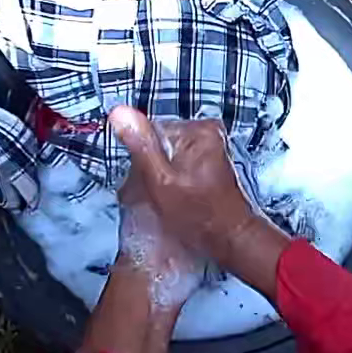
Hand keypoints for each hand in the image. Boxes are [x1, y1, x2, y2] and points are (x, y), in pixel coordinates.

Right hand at [108, 106, 289, 296]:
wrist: (231, 239)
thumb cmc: (201, 216)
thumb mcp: (162, 182)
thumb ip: (141, 146)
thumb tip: (120, 113)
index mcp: (198, 130)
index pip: (150, 131)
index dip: (141, 159)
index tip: (145, 180)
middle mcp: (208, 132)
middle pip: (160, 142)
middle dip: (152, 167)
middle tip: (157, 192)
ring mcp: (212, 147)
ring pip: (168, 154)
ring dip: (162, 174)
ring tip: (170, 197)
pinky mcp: (212, 161)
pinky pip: (181, 163)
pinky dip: (174, 178)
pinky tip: (178, 197)